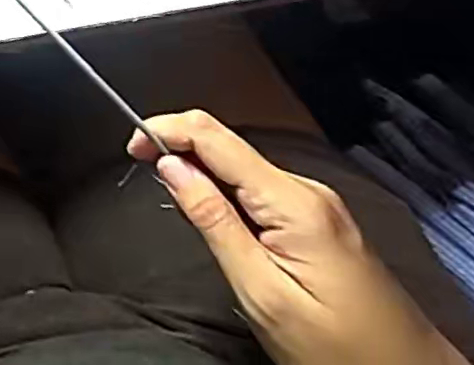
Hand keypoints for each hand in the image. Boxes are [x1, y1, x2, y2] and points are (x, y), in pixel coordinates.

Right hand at [129, 111, 465, 364]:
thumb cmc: (342, 352)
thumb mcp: (262, 291)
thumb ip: (211, 219)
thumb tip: (168, 164)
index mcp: (293, 202)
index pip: (211, 135)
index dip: (163, 129)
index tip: (131, 148)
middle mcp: (306, 190)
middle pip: (223, 142)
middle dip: (176, 145)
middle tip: (142, 168)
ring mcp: (316, 203)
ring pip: (235, 161)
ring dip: (196, 166)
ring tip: (173, 193)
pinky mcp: (316, 218)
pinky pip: (253, 182)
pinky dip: (219, 183)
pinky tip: (209, 207)